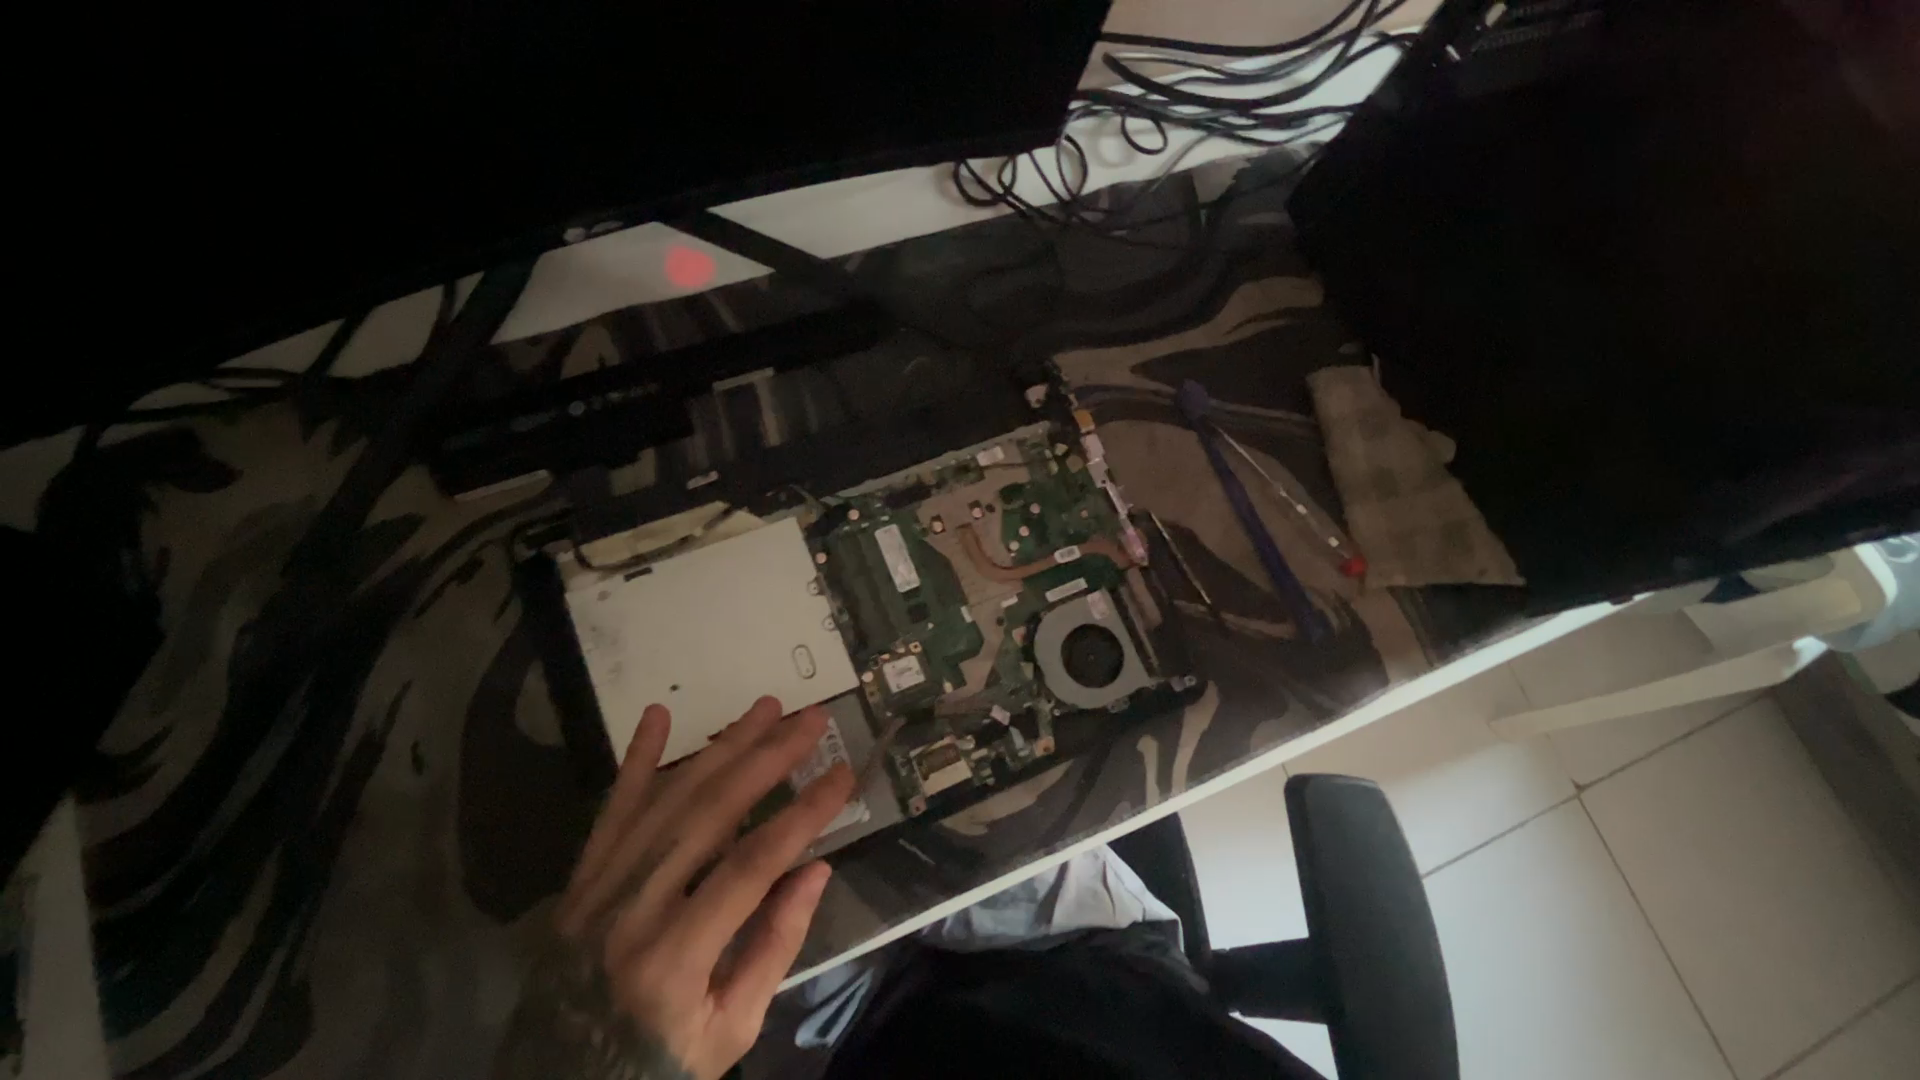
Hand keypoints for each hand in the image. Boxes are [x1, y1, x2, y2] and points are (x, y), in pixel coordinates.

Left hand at [493, 697, 855, 1079]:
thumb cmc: (659, 1063)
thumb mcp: (731, 1029)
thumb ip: (774, 947)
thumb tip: (816, 869)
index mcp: (675, 957)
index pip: (751, 866)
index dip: (802, 816)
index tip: (844, 775)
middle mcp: (631, 910)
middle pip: (709, 815)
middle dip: (767, 759)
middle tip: (810, 719)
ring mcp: (597, 890)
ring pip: (667, 800)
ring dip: (721, 748)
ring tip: (764, 708)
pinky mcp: (579, 882)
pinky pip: (611, 811)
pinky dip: (636, 761)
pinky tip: (657, 716)